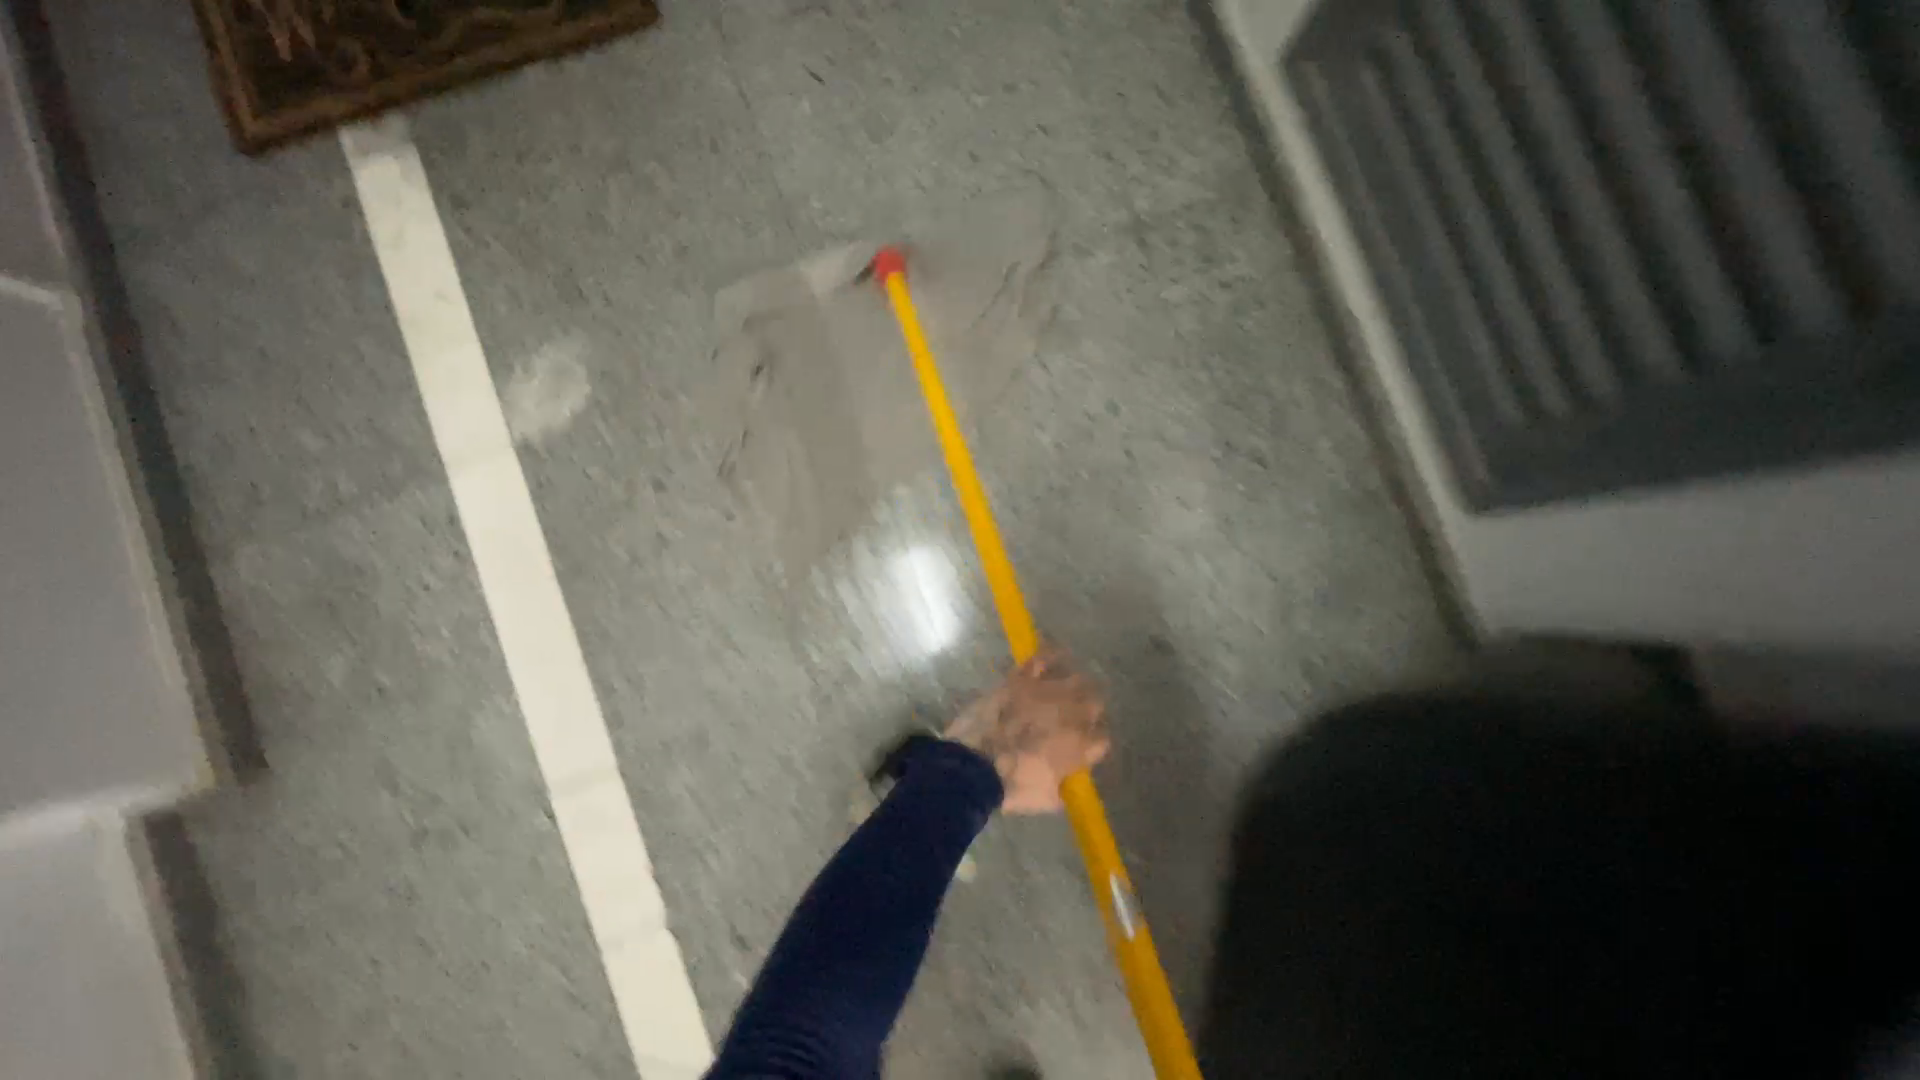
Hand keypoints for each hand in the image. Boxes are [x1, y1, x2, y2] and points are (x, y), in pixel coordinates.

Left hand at [944, 647, 1110, 813]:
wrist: (974, 766)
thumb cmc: (1012, 787)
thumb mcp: (1047, 800)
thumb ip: (1064, 788)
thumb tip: (1067, 781)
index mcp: (1080, 745)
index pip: (1102, 739)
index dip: (1093, 744)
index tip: (1083, 749)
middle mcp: (1071, 714)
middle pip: (1095, 703)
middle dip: (1088, 711)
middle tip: (1075, 719)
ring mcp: (1046, 692)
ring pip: (1076, 679)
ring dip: (1075, 685)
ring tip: (1069, 689)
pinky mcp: (1021, 680)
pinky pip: (1042, 659)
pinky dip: (1050, 656)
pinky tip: (1055, 656)